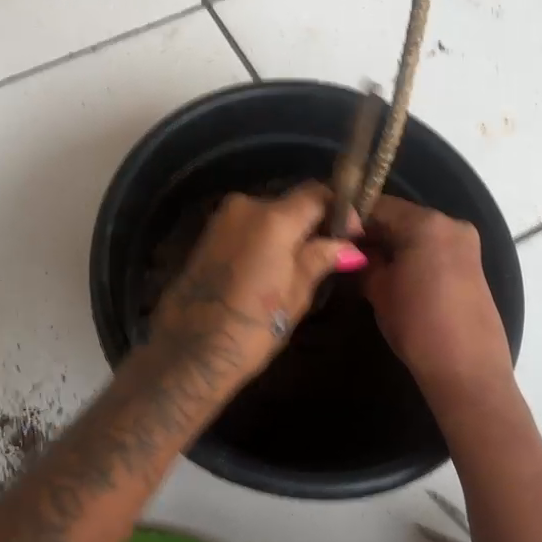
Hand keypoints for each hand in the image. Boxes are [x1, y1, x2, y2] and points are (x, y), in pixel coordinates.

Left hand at [152, 183, 368, 383]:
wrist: (189, 349)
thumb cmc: (251, 327)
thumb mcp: (295, 295)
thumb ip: (319, 259)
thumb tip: (349, 246)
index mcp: (273, 218)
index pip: (316, 192)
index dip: (339, 207)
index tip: (353, 232)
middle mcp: (247, 205)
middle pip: (291, 202)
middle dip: (312, 222)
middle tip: (332, 251)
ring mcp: (224, 217)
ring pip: (268, 214)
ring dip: (288, 231)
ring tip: (303, 263)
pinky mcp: (209, 232)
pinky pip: (248, 226)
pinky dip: (264, 238)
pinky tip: (272, 266)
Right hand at [363, 195, 510, 394]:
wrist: (467, 372)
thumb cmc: (418, 325)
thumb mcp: (379, 289)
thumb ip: (364, 260)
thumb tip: (354, 249)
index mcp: (427, 223)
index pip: (379, 206)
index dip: (352, 218)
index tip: (332, 233)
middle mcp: (450, 224)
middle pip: (401, 217)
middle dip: (374, 232)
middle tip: (346, 251)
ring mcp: (466, 244)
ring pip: (418, 233)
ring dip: (393, 244)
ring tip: (367, 266)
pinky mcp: (472, 265)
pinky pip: (434, 248)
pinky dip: (413, 255)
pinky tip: (394, 275)